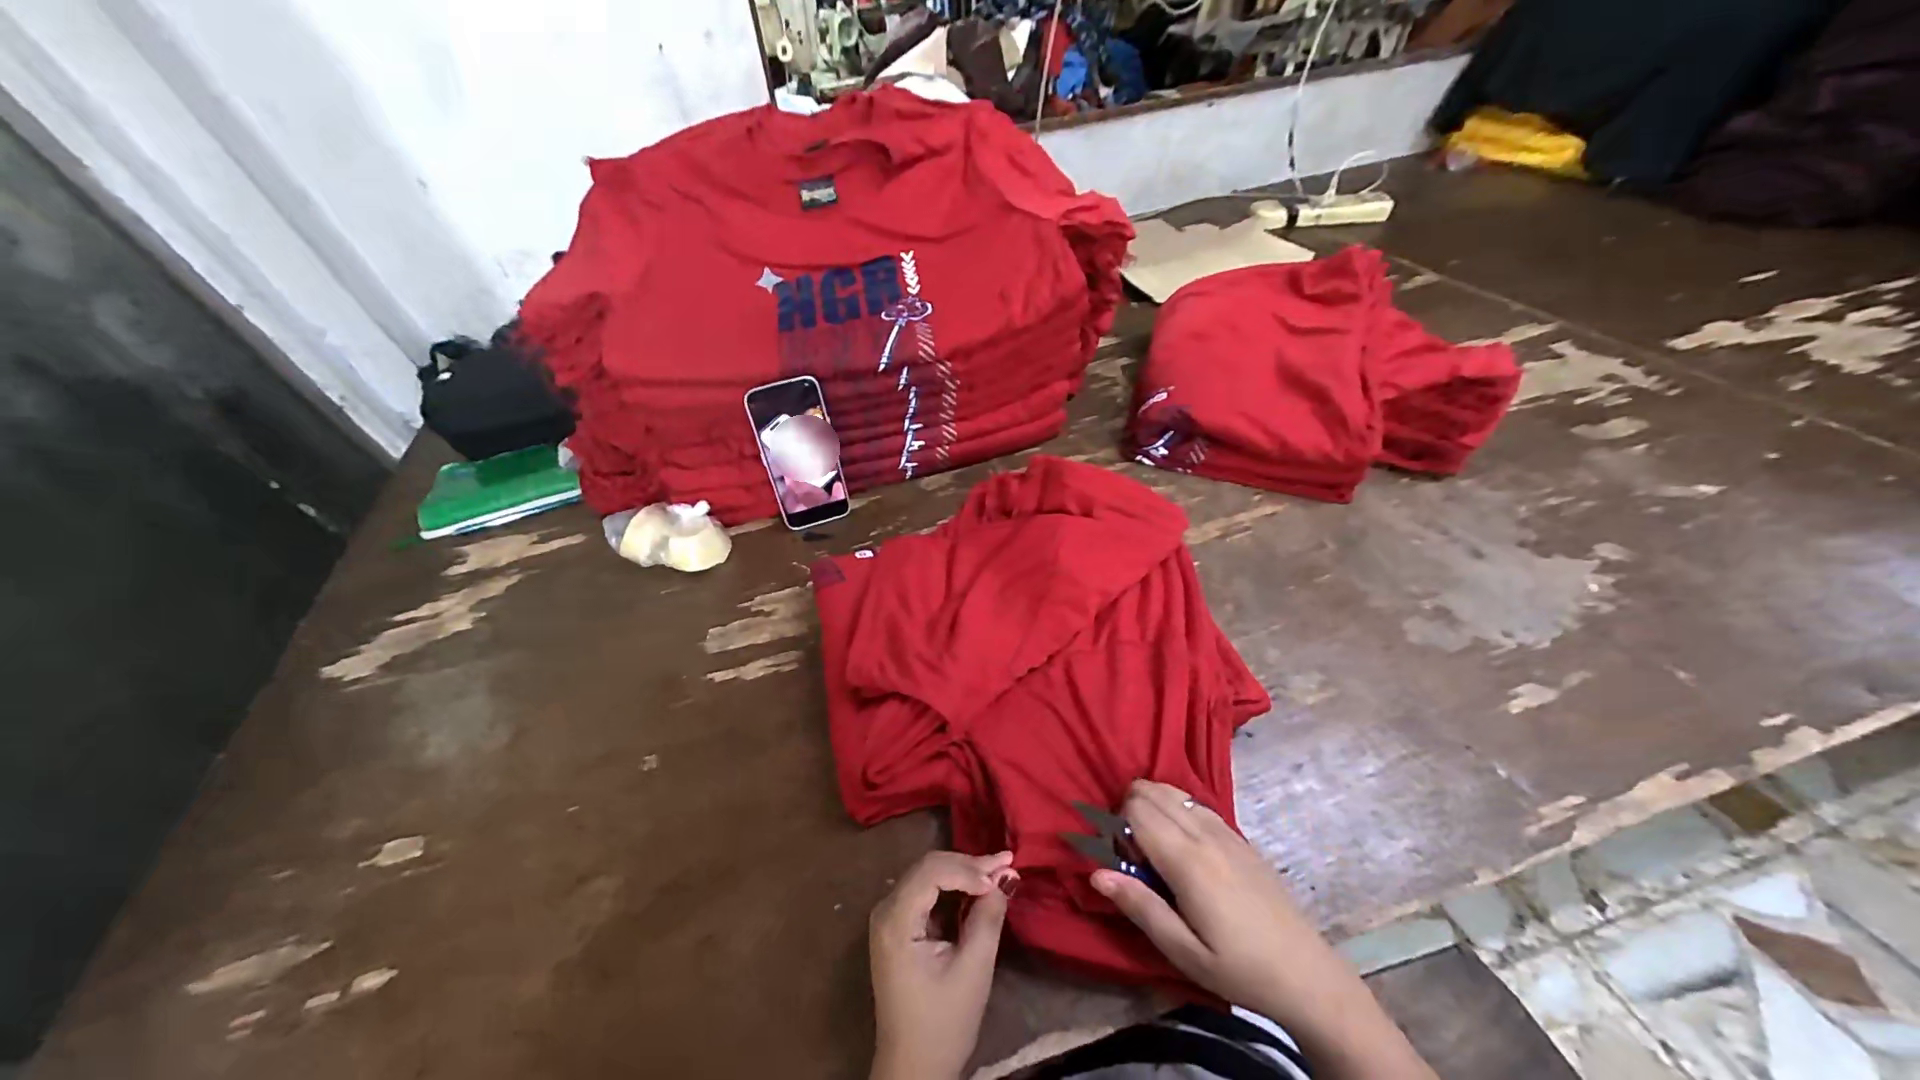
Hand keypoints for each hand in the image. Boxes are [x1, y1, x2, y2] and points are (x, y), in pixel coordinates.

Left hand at [869, 850, 1016, 1079]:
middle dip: (969, 865)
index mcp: (895, 921)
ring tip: (999, 869)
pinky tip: (979, 886)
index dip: (968, 870)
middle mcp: (885, 910)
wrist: (914, 1066)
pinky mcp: (899, 927)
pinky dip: (954, 887)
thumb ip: (987, 918)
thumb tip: (1006, 877)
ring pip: (928, 876)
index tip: (1000, 880)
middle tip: (1007, 863)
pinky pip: (926, 893)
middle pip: (929, 868)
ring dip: (964, 872)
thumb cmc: (943, 1023)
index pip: (932, 871)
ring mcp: (889, 918)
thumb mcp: (973, 970)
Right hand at [1090, 781, 1437, 1079]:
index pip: (1135, 810)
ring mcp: (1226, 831)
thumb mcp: (1183, 951)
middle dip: (1129, 811)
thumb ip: (1139, 907)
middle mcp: (1205, 834)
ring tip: (1156, 850)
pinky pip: (1195, 803)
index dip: (1117, 828)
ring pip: (1173, 791)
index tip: (1124, 863)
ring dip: (1152, 807)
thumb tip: (1096, 873)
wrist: (1307, 973)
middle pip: (1150, 791)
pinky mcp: (1239, 836)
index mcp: (1188, 860)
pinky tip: (1182, 846)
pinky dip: (1176, 809)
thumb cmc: (1239, 968)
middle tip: (1136, 857)